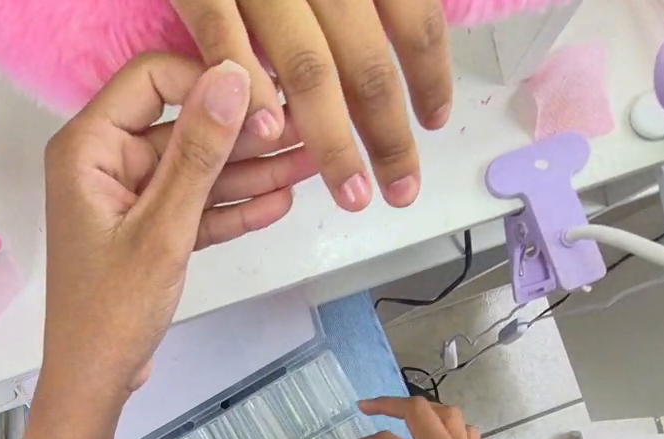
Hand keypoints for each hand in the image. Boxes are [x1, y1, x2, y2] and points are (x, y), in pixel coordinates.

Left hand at [43, 55, 316, 399]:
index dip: (210, 84)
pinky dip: (231, 209)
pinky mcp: (148, 231)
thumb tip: (229, 83)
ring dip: (250, 173)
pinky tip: (278, 200)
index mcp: (89, 150)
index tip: (264, 101)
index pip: (155, 81)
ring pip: (197, 171)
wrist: (95, 380)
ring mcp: (129, 200)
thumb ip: (197, 156)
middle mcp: (105, 165)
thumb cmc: (108, 316)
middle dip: (244, 134)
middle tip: (302, 131)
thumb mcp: (162, 231)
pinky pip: (195, 208)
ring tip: (308, 163)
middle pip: (183, 128)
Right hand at [169, 0, 451, 210]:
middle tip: (402, 191)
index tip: (437, 123)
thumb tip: (402, 26)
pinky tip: (270, 138)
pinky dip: (248, 89)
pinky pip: (226, 37)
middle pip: (368, 61)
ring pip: (309, 67)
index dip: (431, 76)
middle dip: (390, 136)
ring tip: (353, 195)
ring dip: (333, 141)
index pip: (415, 17)